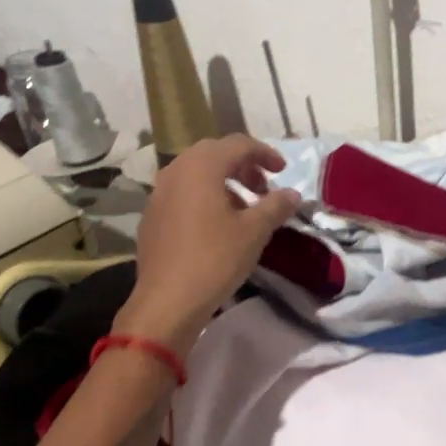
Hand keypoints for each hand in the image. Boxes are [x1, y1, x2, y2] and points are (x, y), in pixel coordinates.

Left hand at [114, 134, 299, 353]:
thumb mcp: (254, 232)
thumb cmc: (215, 260)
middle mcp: (176, 170)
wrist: (167, 300)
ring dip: (223, 181)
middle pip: (214, 154)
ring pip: (196, 173)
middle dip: (243, 165)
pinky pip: (183, 192)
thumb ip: (275, 206)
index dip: (265, 153)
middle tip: (263, 188)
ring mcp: (159, 192)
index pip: (238, 144)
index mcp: (201, 167)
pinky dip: (204, 196)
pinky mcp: (153, 215)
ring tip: (243, 207)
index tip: (283, 171)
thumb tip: (292, 194)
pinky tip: (217, 224)